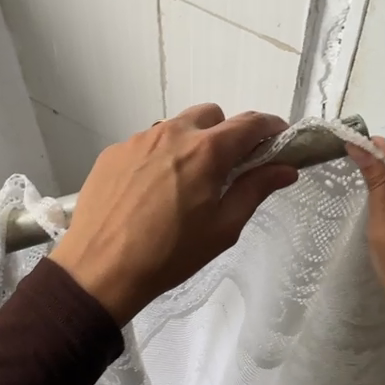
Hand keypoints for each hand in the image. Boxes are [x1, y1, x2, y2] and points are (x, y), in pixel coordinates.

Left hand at [51, 104, 296, 322]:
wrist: (99, 270)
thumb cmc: (169, 255)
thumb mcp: (223, 228)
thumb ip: (256, 190)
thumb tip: (285, 168)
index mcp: (206, 151)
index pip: (250, 123)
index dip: (270, 127)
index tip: (279, 139)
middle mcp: (173, 133)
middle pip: (212, 115)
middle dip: (226, 133)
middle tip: (226, 169)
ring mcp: (138, 139)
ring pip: (176, 126)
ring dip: (190, 143)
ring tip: (184, 183)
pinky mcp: (113, 152)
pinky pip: (146, 143)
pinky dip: (159, 157)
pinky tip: (151, 191)